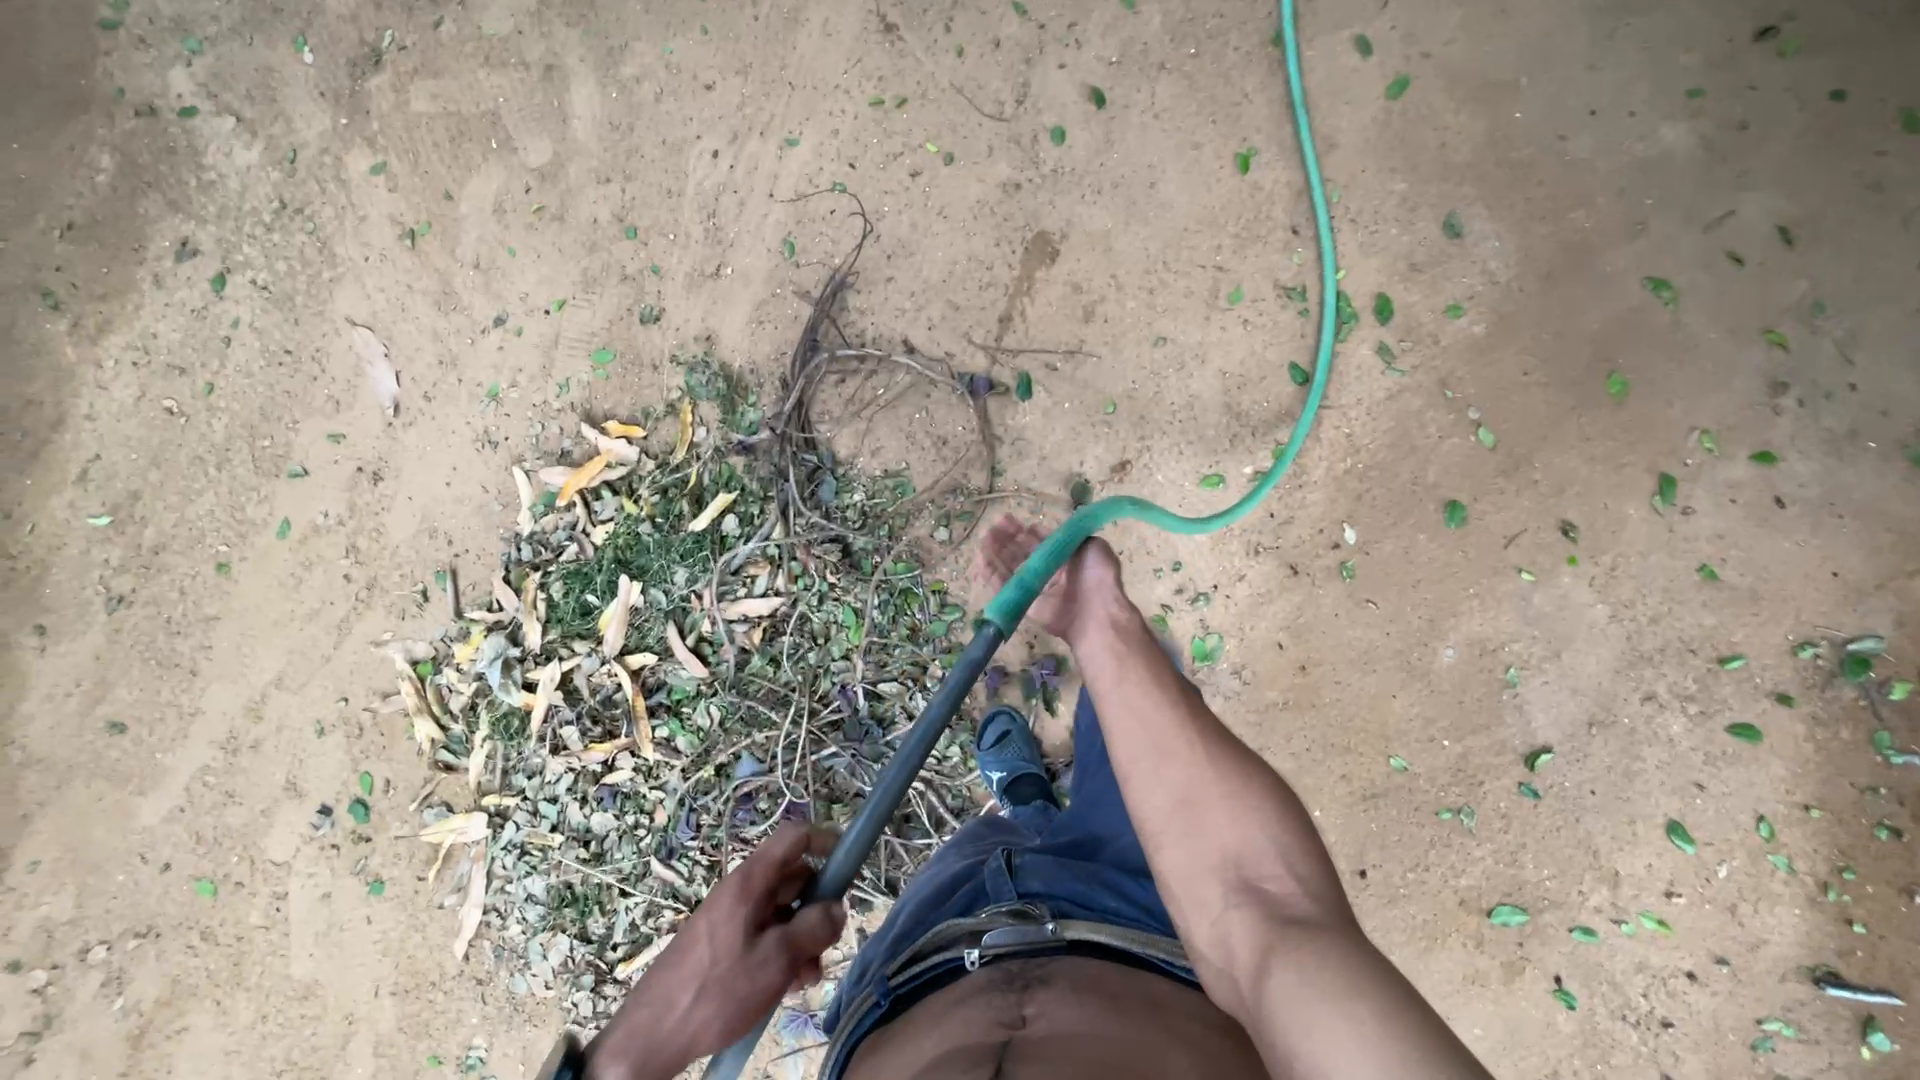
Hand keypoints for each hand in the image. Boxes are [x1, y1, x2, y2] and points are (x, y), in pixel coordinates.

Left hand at [585, 824, 845, 1079]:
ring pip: (784, 912)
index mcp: (750, 881)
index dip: (825, 841)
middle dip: (819, 907)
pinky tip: (787, 986)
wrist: (654, 1035)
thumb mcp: (776, 960)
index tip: (851, 863)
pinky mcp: (727, 945)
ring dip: (804, 938)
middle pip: (794, 879)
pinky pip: (767, 936)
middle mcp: (742, 892)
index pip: (793, 837)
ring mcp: (734, 919)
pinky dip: (784, 954)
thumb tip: (838, 908)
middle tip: (828, 941)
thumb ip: (814, 929)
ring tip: (806, 977)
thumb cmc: (716, 990)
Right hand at [975, 515, 1127, 647]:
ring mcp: (1036, 589)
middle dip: (1007, 539)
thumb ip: (1070, 536)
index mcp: (1066, 558)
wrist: (1095, 609)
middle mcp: (1049, 572)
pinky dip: (991, 574)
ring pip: (1010, 568)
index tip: (1009, 520)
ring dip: (996, 552)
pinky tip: (981, 559)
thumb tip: (1051, 531)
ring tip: (984, 538)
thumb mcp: (1092, 544)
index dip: (1024, 531)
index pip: (1040, 542)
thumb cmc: (1096, 574)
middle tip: (993, 526)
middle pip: (1022, 553)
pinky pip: (1004, 588)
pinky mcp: (1024, 605)